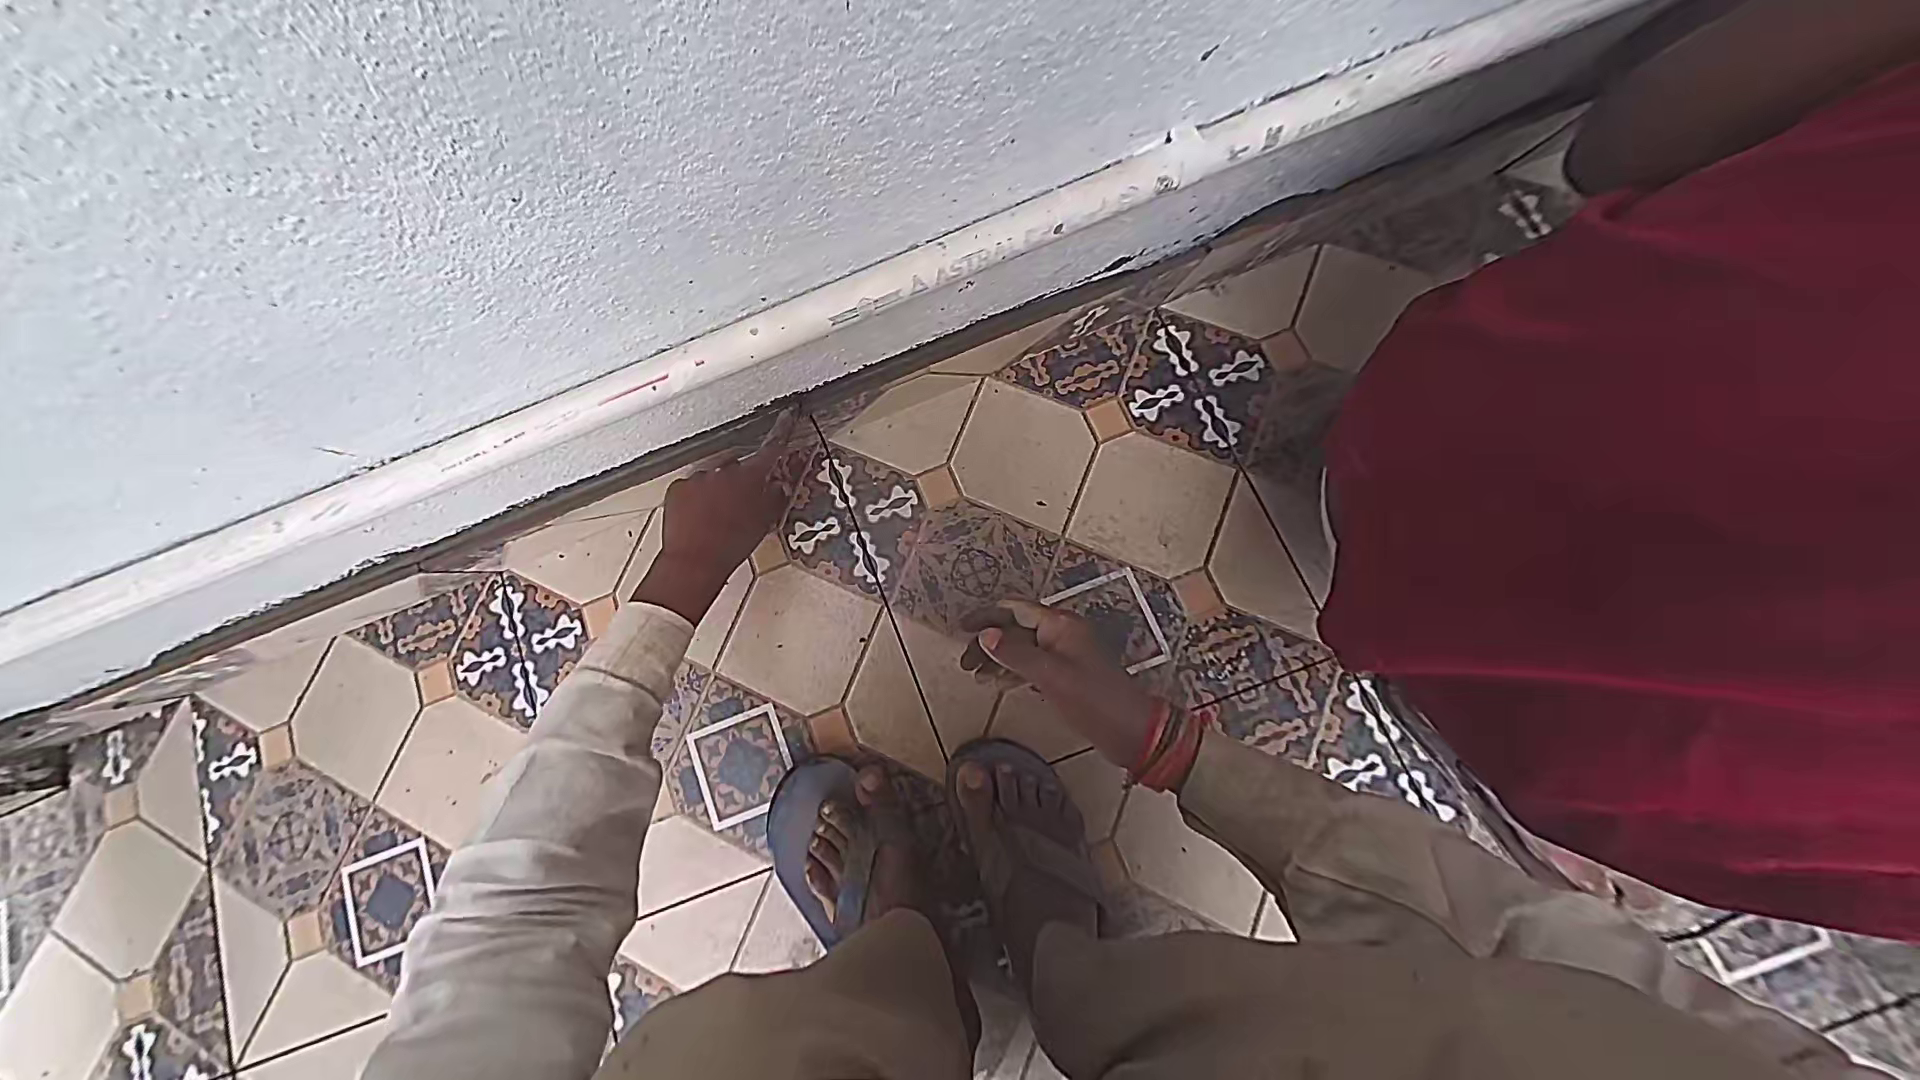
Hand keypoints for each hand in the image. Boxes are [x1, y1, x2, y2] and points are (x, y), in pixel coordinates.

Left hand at [633, 411, 796, 622]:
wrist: (695, 561)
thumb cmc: (734, 544)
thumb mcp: (764, 522)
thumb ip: (774, 498)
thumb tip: (778, 486)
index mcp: (751, 477)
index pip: (772, 448)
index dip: (783, 430)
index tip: (789, 414)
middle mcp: (725, 470)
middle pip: (738, 467)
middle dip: (741, 481)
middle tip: (743, 507)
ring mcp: (699, 478)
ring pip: (714, 479)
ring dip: (718, 492)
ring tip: (719, 520)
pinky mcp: (678, 488)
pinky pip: (693, 488)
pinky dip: (697, 499)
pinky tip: (701, 519)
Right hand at [959, 600, 1158, 768]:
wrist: (1132, 732)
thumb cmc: (1094, 700)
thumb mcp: (1051, 676)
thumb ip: (1016, 654)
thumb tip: (985, 634)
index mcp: (1060, 625)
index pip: (1015, 610)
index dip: (987, 616)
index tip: (962, 628)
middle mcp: (1061, 634)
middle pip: (1016, 629)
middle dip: (989, 642)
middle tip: (964, 662)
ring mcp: (1064, 656)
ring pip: (1022, 649)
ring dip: (998, 659)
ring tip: (974, 675)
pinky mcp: (1065, 676)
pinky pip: (1032, 666)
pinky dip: (1013, 672)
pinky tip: (997, 683)